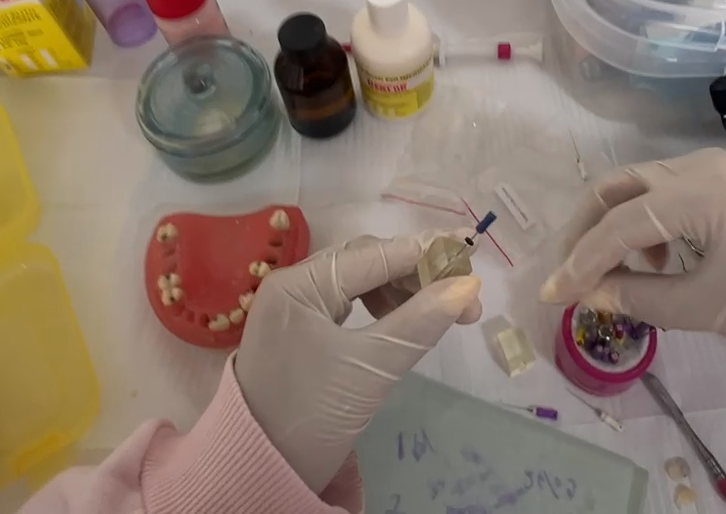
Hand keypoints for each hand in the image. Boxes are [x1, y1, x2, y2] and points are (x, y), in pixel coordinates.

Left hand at [235, 233, 482, 492]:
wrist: (257, 475)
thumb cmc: (311, 416)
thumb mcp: (371, 367)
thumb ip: (421, 321)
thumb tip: (468, 286)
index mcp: (301, 282)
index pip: (374, 254)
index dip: (425, 252)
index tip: (469, 250)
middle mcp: (296, 283)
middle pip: (368, 262)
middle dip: (418, 275)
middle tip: (463, 296)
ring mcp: (297, 306)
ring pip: (363, 281)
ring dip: (404, 292)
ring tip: (442, 312)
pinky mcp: (302, 329)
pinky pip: (350, 303)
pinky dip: (383, 308)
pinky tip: (407, 319)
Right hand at [538, 148, 725, 348]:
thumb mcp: (708, 307)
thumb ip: (640, 298)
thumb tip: (589, 296)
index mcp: (695, 191)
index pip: (618, 223)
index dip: (580, 261)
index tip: (551, 294)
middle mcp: (694, 164)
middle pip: (616, 186)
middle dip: (584, 228)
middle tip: (569, 272)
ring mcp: (707, 166)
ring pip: (635, 185)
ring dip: (612, 223)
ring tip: (612, 273)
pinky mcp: (718, 177)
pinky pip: (661, 191)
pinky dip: (642, 220)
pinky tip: (655, 259)